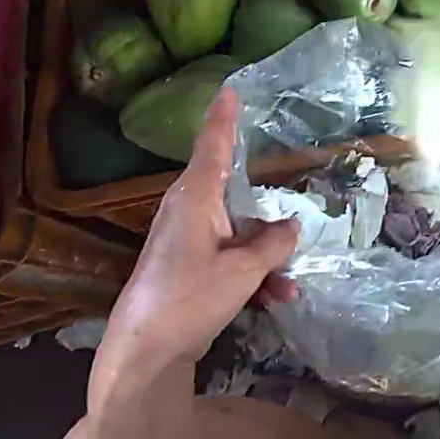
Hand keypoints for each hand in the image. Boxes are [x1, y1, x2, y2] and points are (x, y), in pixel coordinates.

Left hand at [100, 89, 299, 374]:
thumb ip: (273, 244)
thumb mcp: (243, 271)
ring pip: (238, 231)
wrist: (145, 350)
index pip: (213, 143)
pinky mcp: (187, 263)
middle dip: (267, 212)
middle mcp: (189, 209)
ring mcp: (187, 237)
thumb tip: (292, 226)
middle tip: (294, 212)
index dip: (225, 116)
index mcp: (196, 196)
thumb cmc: (190, 298)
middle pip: (236, 193)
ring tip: (287, 286)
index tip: (231, 88)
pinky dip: (251, 272)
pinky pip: (228, 254)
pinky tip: (275, 299)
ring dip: (266, 255)